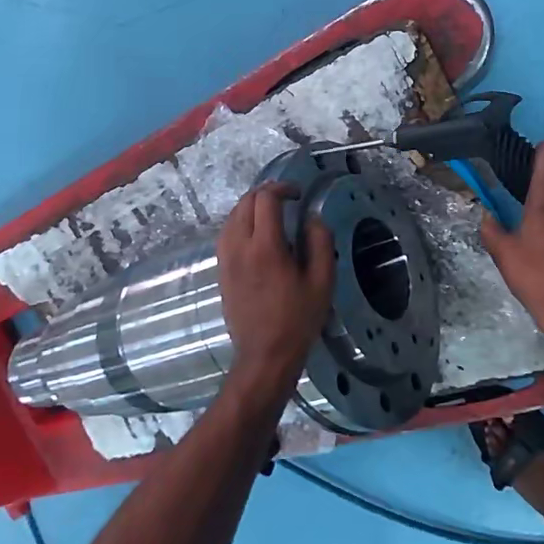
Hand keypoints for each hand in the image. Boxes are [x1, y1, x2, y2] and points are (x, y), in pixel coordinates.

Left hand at [217, 182, 336, 395]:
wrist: (265, 355)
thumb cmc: (298, 320)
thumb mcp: (322, 282)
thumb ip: (320, 243)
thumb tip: (313, 218)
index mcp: (266, 247)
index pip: (266, 200)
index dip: (282, 188)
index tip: (298, 195)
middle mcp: (240, 247)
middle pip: (245, 203)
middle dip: (266, 194)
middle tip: (286, 200)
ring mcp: (226, 259)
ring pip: (231, 216)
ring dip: (251, 207)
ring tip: (271, 214)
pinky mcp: (221, 271)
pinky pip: (226, 234)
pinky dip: (240, 222)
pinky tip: (256, 234)